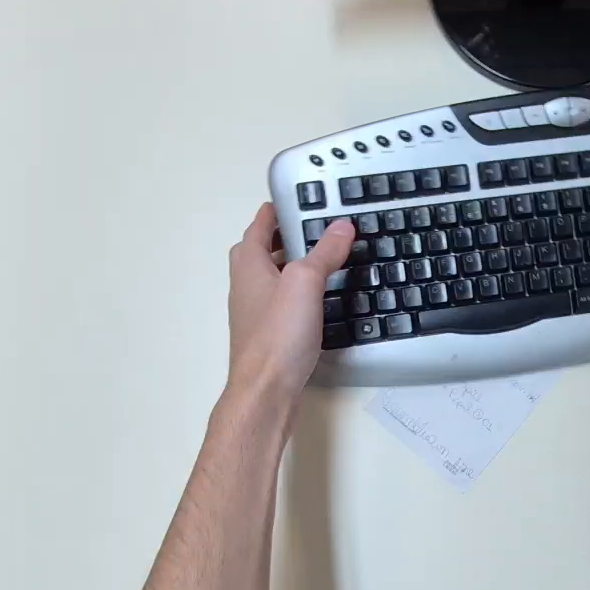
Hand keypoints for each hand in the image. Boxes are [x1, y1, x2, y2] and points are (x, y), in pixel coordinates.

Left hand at [226, 203, 353, 400]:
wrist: (266, 390)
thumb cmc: (278, 334)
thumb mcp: (306, 283)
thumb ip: (325, 252)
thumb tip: (342, 226)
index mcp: (249, 263)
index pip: (261, 223)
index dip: (280, 208)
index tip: (301, 199)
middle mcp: (247, 283)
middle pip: (266, 248)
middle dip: (290, 235)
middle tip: (320, 227)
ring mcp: (256, 310)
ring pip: (276, 276)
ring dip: (297, 264)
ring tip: (328, 258)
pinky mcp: (269, 332)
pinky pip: (285, 301)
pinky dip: (301, 292)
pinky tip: (322, 299)